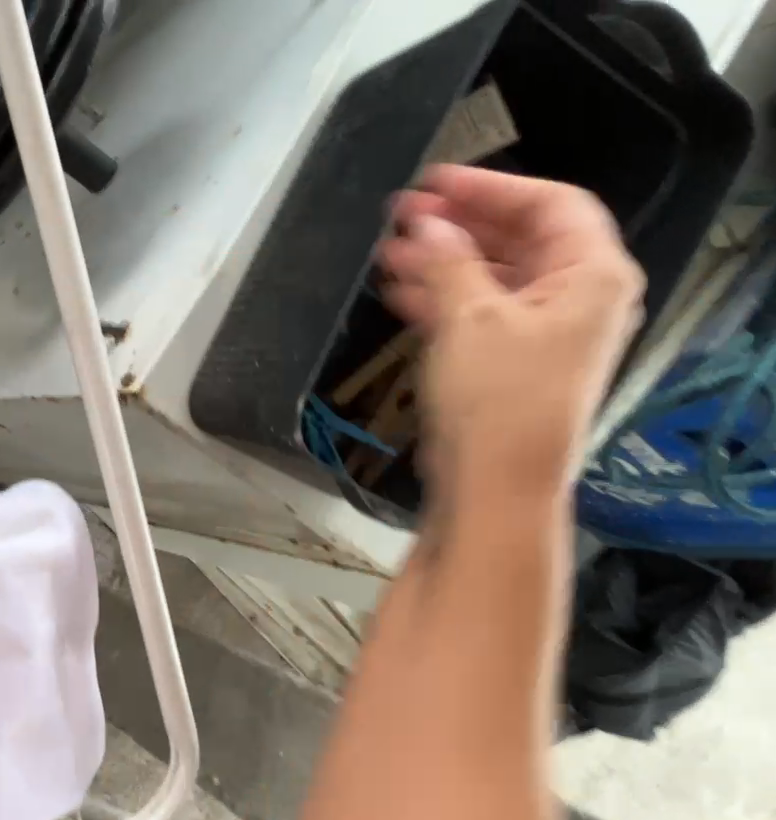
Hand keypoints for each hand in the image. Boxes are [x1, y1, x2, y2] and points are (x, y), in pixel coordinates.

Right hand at [380, 165, 643, 491]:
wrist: (495, 480)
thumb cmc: (496, 396)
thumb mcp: (468, 319)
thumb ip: (446, 263)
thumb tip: (425, 224)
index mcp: (589, 275)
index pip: (549, 206)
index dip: (490, 188)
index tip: (433, 182)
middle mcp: (575, 297)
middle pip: (519, 241)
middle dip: (459, 226)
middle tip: (401, 215)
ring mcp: (541, 332)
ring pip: (491, 278)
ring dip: (442, 263)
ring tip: (388, 253)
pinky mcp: (507, 362)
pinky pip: (476, 313)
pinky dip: (441, 299)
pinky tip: (401, 294)